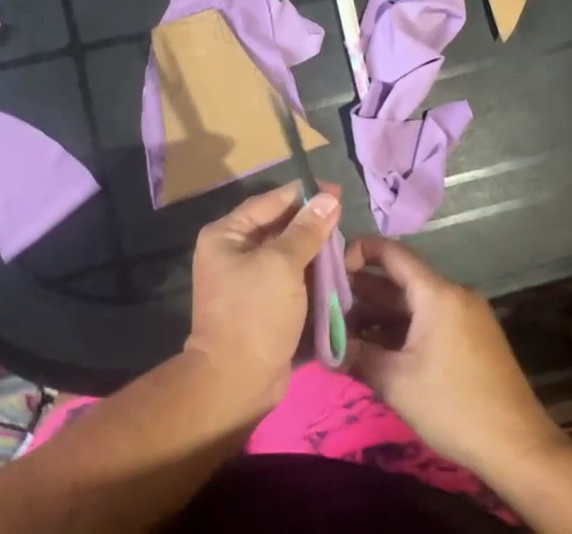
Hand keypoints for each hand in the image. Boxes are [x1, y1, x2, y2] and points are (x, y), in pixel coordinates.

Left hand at [185, 180, 341, 416]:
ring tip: (345, 243)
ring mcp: (247, 279)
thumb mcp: (282, 265)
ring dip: (314, 249)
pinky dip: (311, 273)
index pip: (269, 202)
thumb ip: (306, 231)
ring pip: (287, 253)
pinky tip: (336, 270)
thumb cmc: (255, 314)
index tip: (336, 190)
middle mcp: (233, 252)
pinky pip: (290, 277)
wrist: (238, 381)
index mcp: (226, 235)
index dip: (303, 194)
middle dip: (311, 223)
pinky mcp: (263, 303)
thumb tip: (328, 198)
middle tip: (345, 218)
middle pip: (278, 226)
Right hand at [344, 236, 562, 473]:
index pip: (392, 252)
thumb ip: (358, 355)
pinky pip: (430, 319)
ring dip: (380, 313)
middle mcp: (454, 294)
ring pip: (414, 302)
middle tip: (325, 303)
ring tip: (343, 329)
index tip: (329, 270)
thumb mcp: (396, 382)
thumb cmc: (453, 407)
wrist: (519, 447)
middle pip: (401, 278)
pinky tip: (376, 347)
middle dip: (362, 290)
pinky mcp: (473, 337)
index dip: (358, 252)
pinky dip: (402, 328)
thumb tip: (325, 344)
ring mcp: (467, 316)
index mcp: (437, 294)